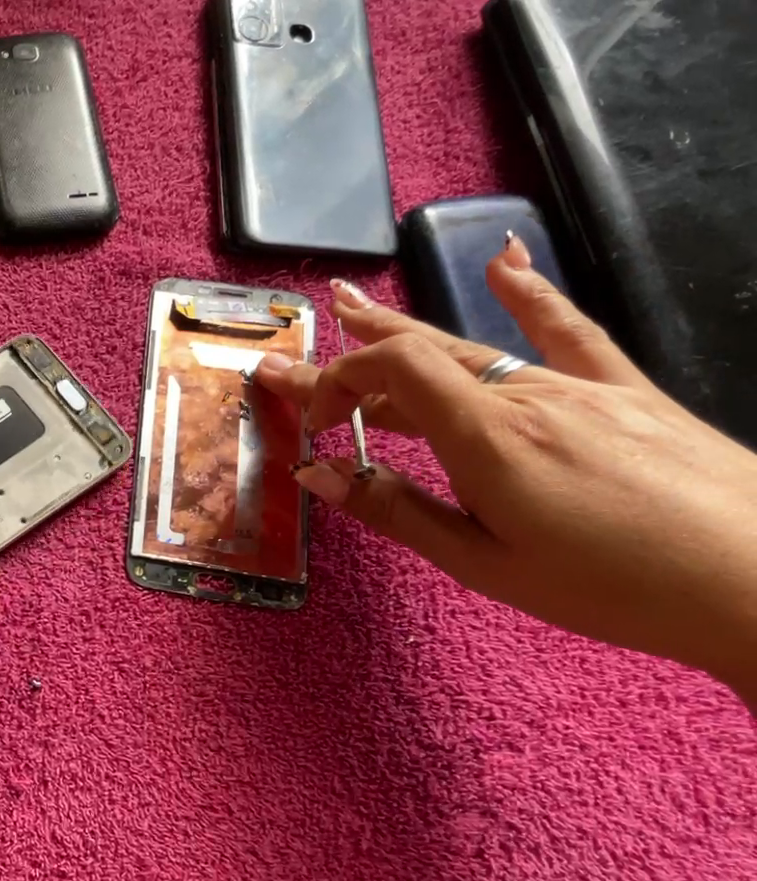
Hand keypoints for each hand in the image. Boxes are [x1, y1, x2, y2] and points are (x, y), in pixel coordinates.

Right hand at [254, 237, 756, 694]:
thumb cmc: (611, 586)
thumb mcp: (483, 562)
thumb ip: (396, 510)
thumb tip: (316, 474)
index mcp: (486, 436)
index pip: (391, 370)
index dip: (336, 383)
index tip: (313, 425)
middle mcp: (525, 395)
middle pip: (419, 352)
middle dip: (346, 356)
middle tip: (289, 358)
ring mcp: (580, 387)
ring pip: (472, 348)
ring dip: (402, 335)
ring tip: (351, 311)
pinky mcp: (626, 392)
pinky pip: (570, 331)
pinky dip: (531, 292)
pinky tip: (502, 259)